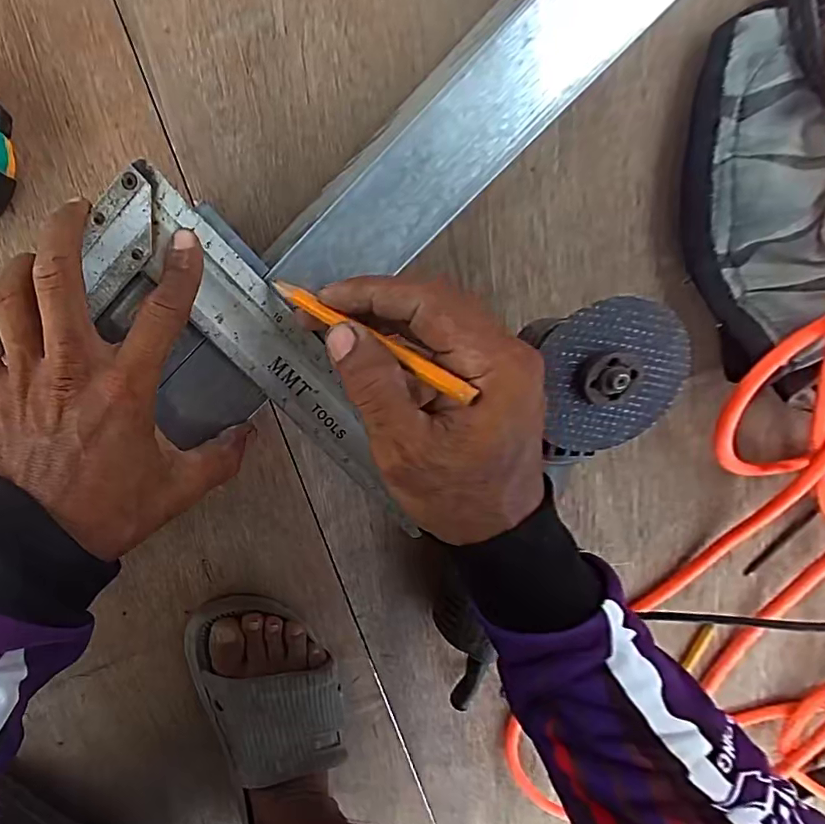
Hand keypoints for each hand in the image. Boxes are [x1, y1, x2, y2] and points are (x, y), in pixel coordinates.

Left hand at [0, 200, 254, 559]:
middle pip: (58, 274)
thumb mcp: (177, 488)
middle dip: (66, 227)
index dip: (180, 271)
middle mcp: (69, 367)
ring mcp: (22, 376)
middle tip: (77, 210)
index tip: (185, 242)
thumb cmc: (110, 512)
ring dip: (20, 266)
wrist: (45, 547)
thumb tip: (250, 434)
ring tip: (35, 260)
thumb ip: (220, 458)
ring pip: (9, 295)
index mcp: (123, 386)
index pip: (162, 312)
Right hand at [316, 275, 545, 544]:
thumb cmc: (454, 495)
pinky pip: (436, 341)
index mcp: (495, 364)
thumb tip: (341, 334)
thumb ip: (373, 385)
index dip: (372, 294)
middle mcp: (504, 352)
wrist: (495, 529)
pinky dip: (397, 339)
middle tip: (320, 310)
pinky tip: (366, 346)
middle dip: (372, 301)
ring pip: (434, 319)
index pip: (430, 303)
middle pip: (433, 303)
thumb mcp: (403, 445)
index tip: (325, 299)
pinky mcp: (482, 374)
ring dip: (382, 317)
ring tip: (334, 325)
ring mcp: (496, 362)